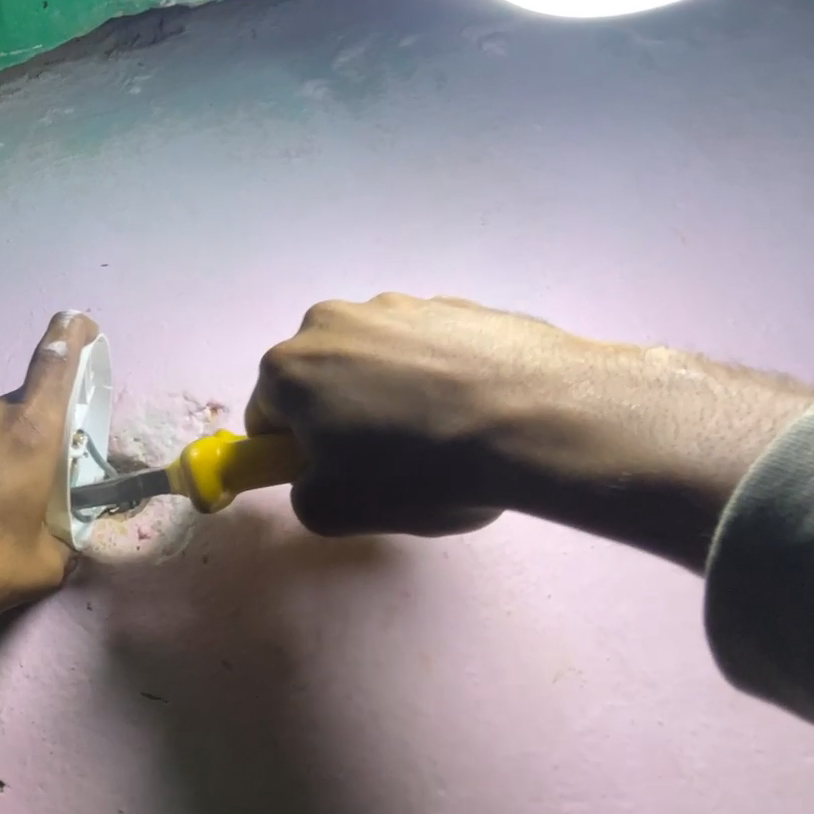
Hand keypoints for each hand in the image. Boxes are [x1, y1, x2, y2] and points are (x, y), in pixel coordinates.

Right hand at [248, 294, 813, 569]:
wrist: (547, 420)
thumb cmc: (420, 468)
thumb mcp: (332, 512)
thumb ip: (299, 493)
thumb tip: (316, 473)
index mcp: (287, 368)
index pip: (266, 418)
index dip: (293, 453)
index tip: (332, 473)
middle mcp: (329, 322)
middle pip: (314, 383)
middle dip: (336, 417)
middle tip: (385, 459)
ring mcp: (395, 305)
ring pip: (368, 362)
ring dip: (384, 393)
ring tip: (439, 435)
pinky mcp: (453, 302)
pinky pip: (422, 348)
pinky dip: (433, 375)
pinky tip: (471, 409)